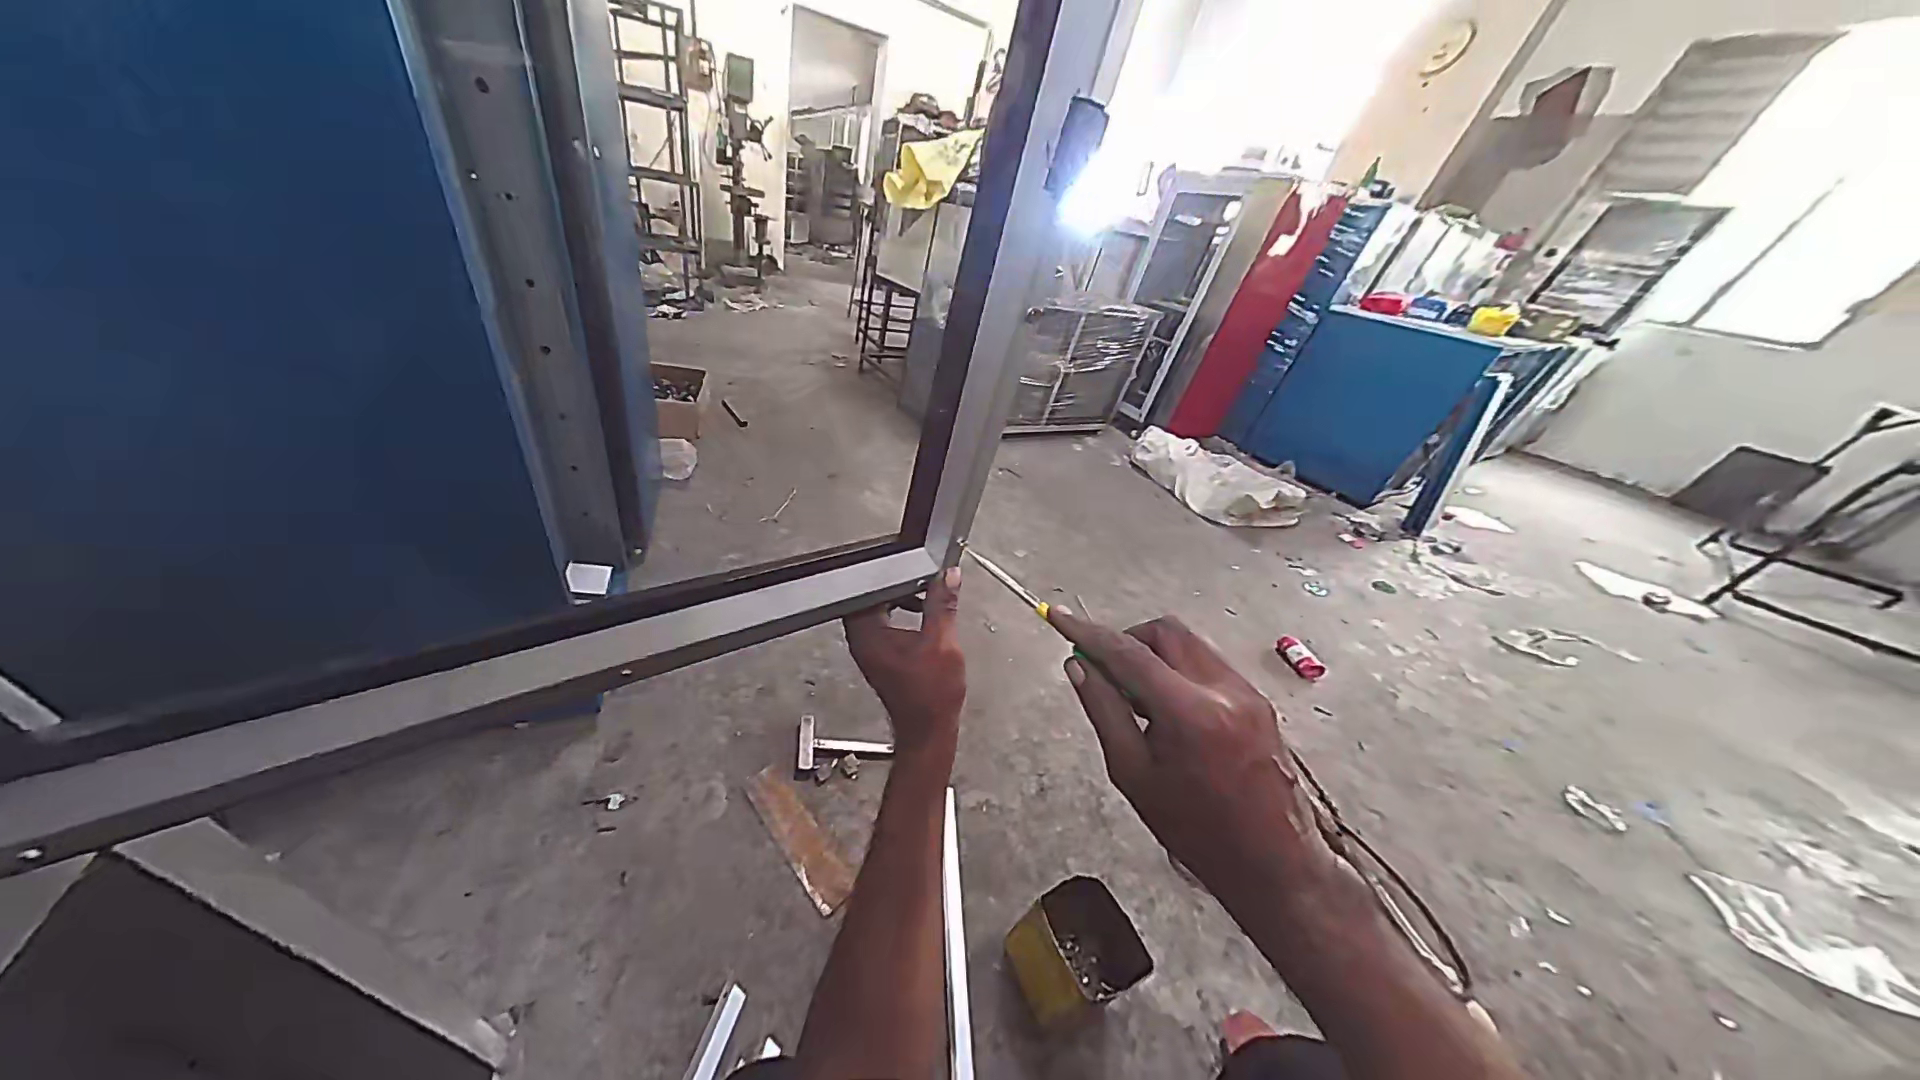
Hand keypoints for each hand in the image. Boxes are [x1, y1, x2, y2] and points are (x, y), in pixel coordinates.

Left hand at [842, 565, 965, 759]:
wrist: (929, 729)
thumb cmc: (930, 697)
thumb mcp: (942, 642)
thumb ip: (943, 605)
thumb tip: (949, 577)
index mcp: (868, 635)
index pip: (867, 589)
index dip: (890, 574)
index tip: (910, 567)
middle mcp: (862, 642)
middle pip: (872, 598)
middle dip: (898, 586)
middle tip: (921, 581)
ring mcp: (869, 650)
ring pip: (878, 611)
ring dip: (901, 600)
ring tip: (925, 598)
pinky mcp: (879, 657)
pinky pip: (885, 625)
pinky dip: (901, 615)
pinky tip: (922, 617)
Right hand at [1048, 609, 1332, 902]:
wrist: (1273, 863)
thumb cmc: (1198, 830)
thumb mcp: (1133, 774)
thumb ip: (1103, 710)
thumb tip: (1079, 667)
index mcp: (1190, 713)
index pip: (1128, 653)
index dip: (1087, 632)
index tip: (1061, 619)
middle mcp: (1225, 691)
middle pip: (1164, 631)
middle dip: (1127, 641)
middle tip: (1106, 673)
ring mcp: (1247, 692)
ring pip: (1188, 643)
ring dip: (1154, 655)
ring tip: (1138, 701)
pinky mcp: (1259, 700)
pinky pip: (1208, 664)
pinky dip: (1178, 671)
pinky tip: (1168, 711)